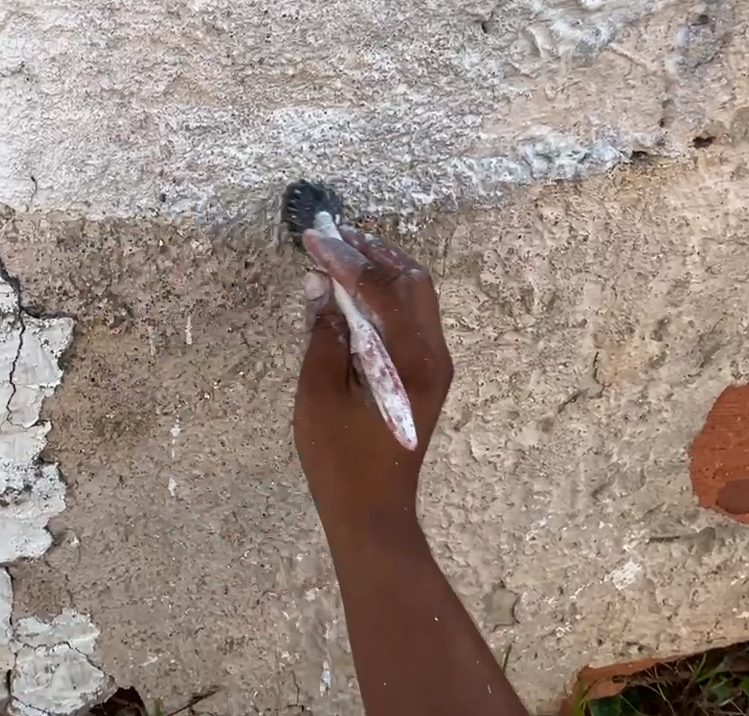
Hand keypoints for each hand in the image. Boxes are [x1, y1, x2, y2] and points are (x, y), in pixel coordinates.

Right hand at [294, 224, 453, 542]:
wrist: (373, 512)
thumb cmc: (339, 459)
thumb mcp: (318, 393)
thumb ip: (322, 334)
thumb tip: (319, 283)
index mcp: (410, 360)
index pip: (380, 288)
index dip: (344, 258)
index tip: (313, 237)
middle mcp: (433, 354)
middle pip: (412, 281)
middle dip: (372, 252)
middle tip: (332, 237)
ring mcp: (435, 363)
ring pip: (416, 295)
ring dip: (381, 268)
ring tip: (341, 253)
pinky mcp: (427, 372)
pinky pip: (411, 315)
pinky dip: (385, 293)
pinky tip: (355, 291)